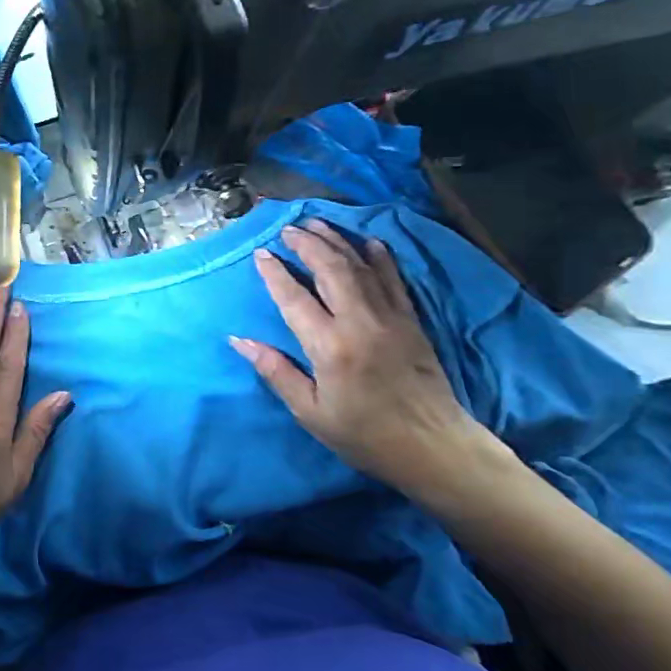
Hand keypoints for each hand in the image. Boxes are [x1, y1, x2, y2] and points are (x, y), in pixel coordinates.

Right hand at [229, 218, 486, 490]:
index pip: (295, 299)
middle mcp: (360, 322)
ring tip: (317, 225)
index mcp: (330, 347)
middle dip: (308, 245)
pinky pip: (394, 279)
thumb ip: (276, 371)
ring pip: (361, 267)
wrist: (431, 446)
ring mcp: (391, 317)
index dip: (276, 274)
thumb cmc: (362, 434)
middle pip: (331, 270)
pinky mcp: (412, 321)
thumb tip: (240, 341)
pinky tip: (369, 242)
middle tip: (288, 229)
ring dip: (338, 242)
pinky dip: (380, 257)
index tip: (261, 253)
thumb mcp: (310, 411)